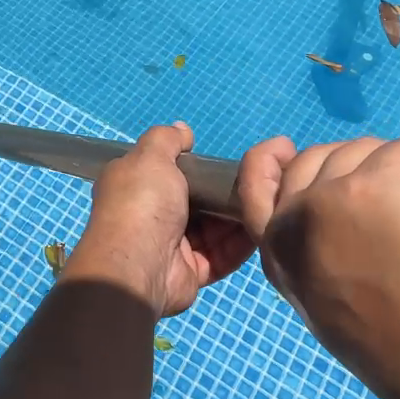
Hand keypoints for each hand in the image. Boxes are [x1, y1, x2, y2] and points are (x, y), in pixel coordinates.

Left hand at [66, 123, 255, 318]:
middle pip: (193, 199)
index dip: (191, 165)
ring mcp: (169, 243)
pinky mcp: (190, 270)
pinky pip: (221, 253)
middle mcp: (149, 212)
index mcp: (133, 184)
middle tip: (254, 183)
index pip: (164, 170)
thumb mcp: (150, 157)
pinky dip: (240, 244)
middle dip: (220, 192)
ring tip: (266, 203)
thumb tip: (182, 129)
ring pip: (210, 227)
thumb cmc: (143, 202)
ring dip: (235, 218)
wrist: (139, 264)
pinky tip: (262, 230)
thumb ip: (166, 140)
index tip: (221, 161)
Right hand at [233, 135, 399, 395]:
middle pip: (312, 161)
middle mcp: (294, 222)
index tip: (286, 148)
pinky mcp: (381, 182)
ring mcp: (332, 198)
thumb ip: (329, 270)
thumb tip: (366, 236)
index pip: (253, 191)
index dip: (267, 163)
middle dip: (357, 162)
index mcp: (280, 259)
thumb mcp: (341, 317)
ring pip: (363, 151)